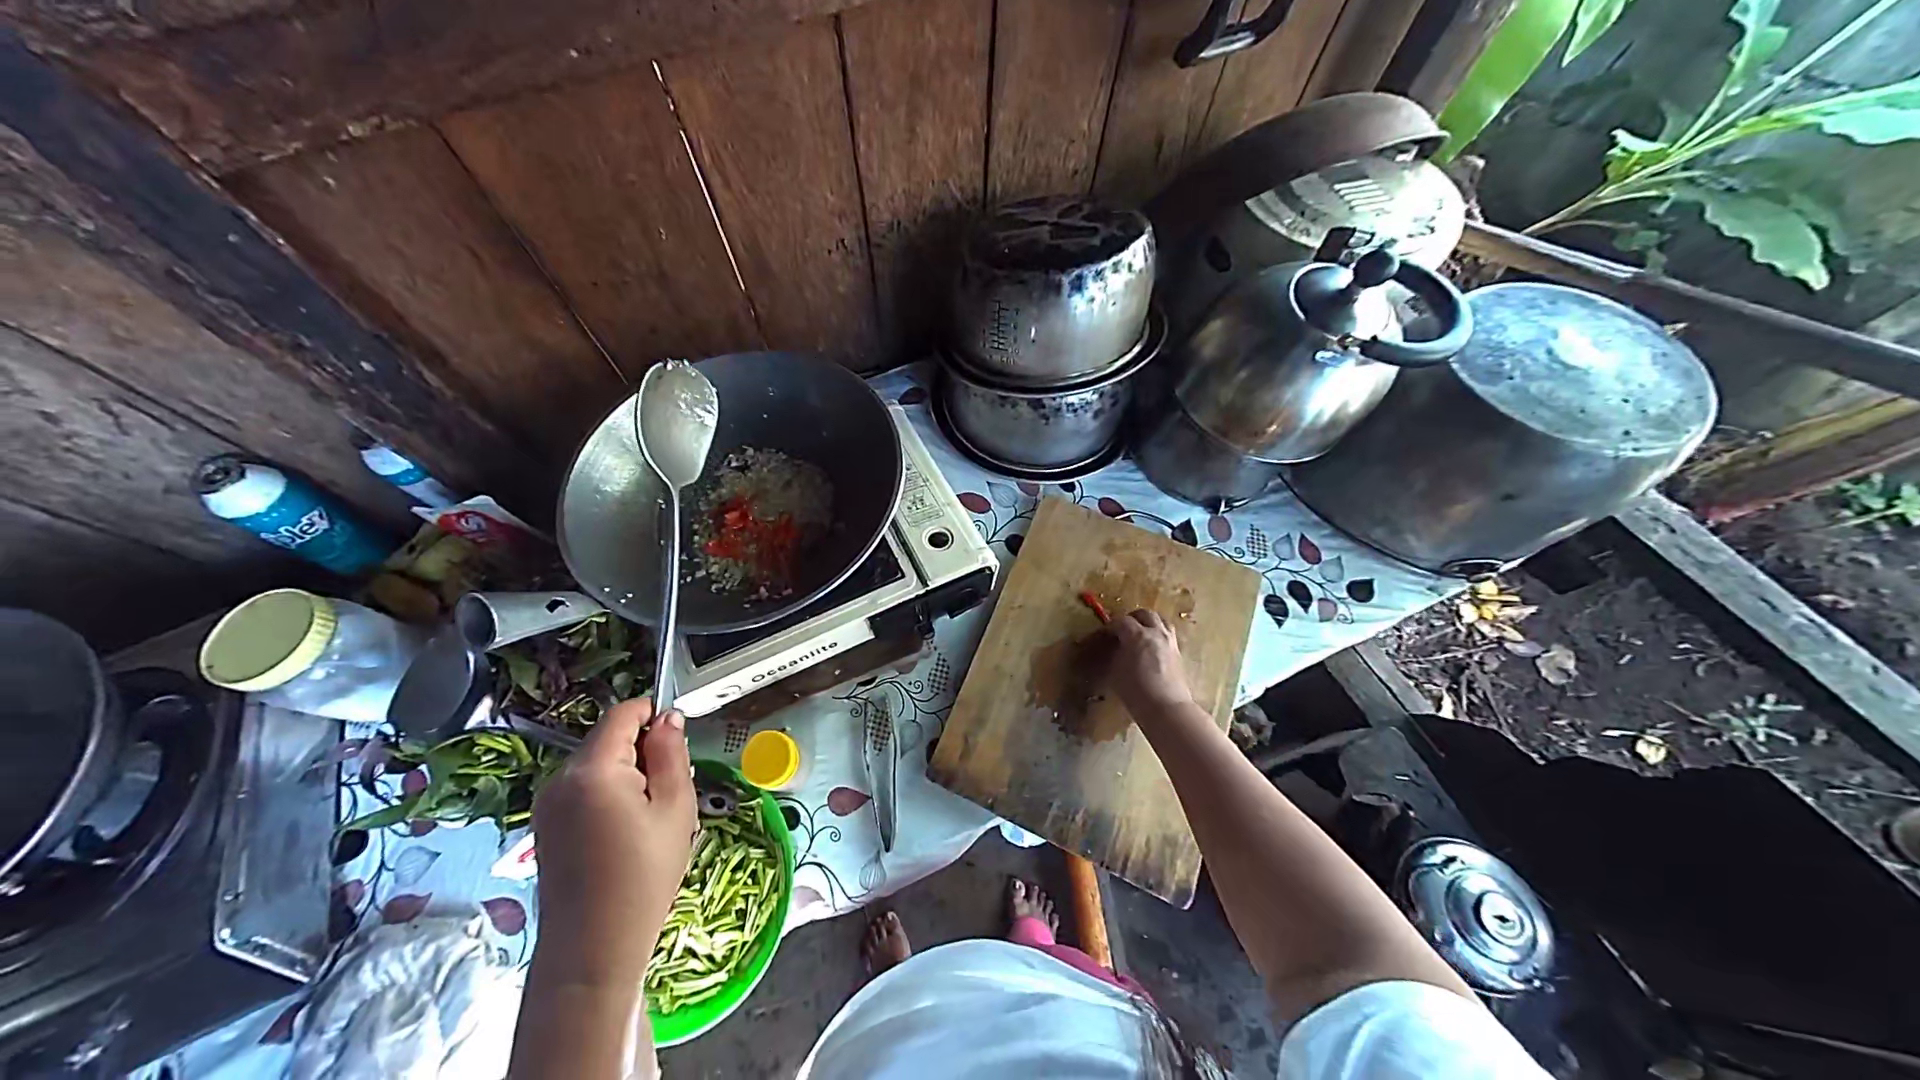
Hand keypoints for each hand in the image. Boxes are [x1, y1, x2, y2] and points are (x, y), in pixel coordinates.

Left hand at [531, 698, 694, 983]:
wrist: (593, 951)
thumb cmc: (644, 877)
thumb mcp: (677, 807)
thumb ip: (672, 753)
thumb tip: (668, 719)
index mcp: (593, 769)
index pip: (623, 713)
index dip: (654, 715)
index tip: (678, 741)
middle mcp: (560, 779)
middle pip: (608, 738)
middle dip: (642, 750)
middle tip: (670, 790)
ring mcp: (547, 804)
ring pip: (597, 764)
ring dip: (627, 774)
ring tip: (650, 817)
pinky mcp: (545, 826)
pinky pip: (583, 790)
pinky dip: (609, 795)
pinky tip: (626, 832)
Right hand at [1106, 609, 1195, 718]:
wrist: (1167, 709)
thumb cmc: (1136, 691)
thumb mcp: (1116, 672)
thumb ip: (1116, 654)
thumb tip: (1116, 648)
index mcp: (1138, 635)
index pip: (1121, 621)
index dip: (1110, 627)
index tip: (1103, 635)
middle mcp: (1156, 633)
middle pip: (1145, 614)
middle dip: (1132, 618)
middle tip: (1123, 629)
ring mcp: (1170, 642)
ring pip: (1161, 621)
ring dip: (1149, 623)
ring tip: (1140, 634)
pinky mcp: (1179, 654)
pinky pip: (1168, 636)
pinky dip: (1158, 636)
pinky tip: (1152, 649)